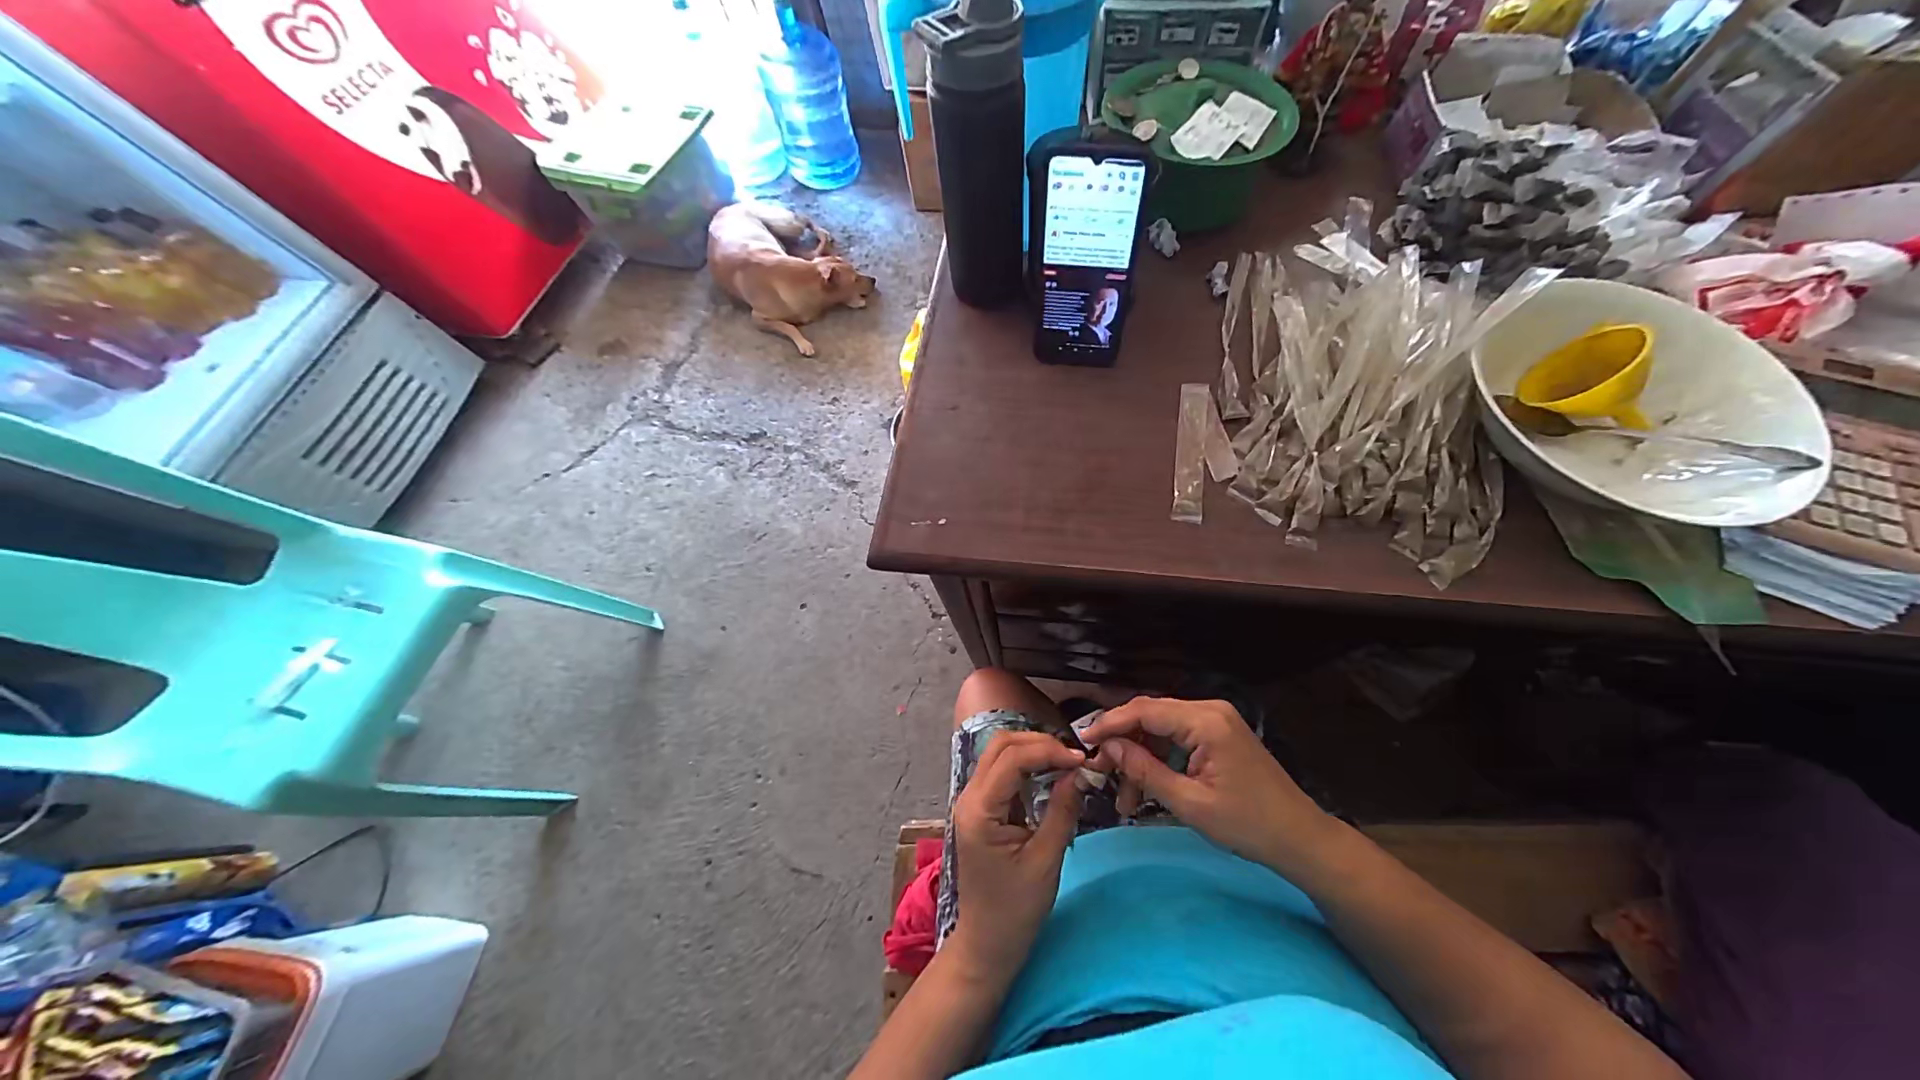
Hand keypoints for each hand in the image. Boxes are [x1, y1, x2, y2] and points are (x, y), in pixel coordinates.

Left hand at [949, 731, 1085, 982]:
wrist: (987, 943)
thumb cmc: (1015, 909)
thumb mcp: (1046, 861)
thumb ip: (1061, 811)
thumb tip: (1079, 772)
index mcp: (979, 810)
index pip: (1011, 757)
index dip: (1048, 750)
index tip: (1081, 761)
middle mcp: (969, 797)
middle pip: (1001, 745)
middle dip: (1039, 743)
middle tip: (1074, 759)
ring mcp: (971, 801)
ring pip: (1000, 754)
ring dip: (1033, 751)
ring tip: (1067, 764)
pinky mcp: (981, 809)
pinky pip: (1002, 772)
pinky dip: (1027, 766)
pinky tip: (1050, 776)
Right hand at [1080, 697, 1331, 869]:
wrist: (1300, 839)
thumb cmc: (1247, 825)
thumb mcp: (1189, 803)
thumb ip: (1144, 770)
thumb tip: (1108, 748)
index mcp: (1205, 721)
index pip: (1144, 710)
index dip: (1109, 724)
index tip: (1083, 743)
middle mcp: (1209, 710)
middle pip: (1150, 715)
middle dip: (1122, 743)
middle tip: (1099, 773)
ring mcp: (1216, 720)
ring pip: (1160, 728)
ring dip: (1139, 757)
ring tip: (1125, 798)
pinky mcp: (1218, 734)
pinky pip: (1176, 737)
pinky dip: (1158, 759)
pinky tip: (1147, 788)